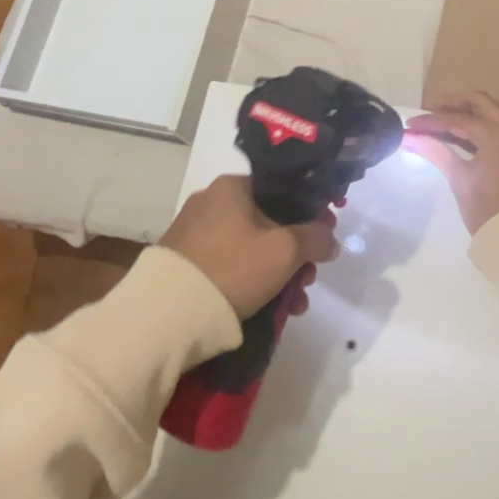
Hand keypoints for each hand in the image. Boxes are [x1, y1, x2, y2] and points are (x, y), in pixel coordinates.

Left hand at [161, 174, 339, 317]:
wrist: (169, 312)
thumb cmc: (233, 268)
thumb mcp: (285, 250)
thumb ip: (315, 238)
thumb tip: (329, 238)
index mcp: (232, 186)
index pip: (283, 191)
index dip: (311, 214)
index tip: (324, 240)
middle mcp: (210, 201)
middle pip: (269, 222)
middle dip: (295, 254)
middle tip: (308, 280)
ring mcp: (194, 232)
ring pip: (251, 247)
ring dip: (278, 273)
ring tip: (293, 304)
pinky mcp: (185, 261)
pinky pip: (230, 264)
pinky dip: (252, 281)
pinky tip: (269, 308)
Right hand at [402, 90, 498, 235]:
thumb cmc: (489, 211)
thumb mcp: (460, 179)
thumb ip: (436, 152)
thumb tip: (409, 138)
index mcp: (496, 134)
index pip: (456, 120)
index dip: (430, 122)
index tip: (411, 126)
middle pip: (480, 102)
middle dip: (453, 103)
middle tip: (431, 110)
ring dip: (479, 106)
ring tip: (457, 114)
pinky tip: (494, 121)